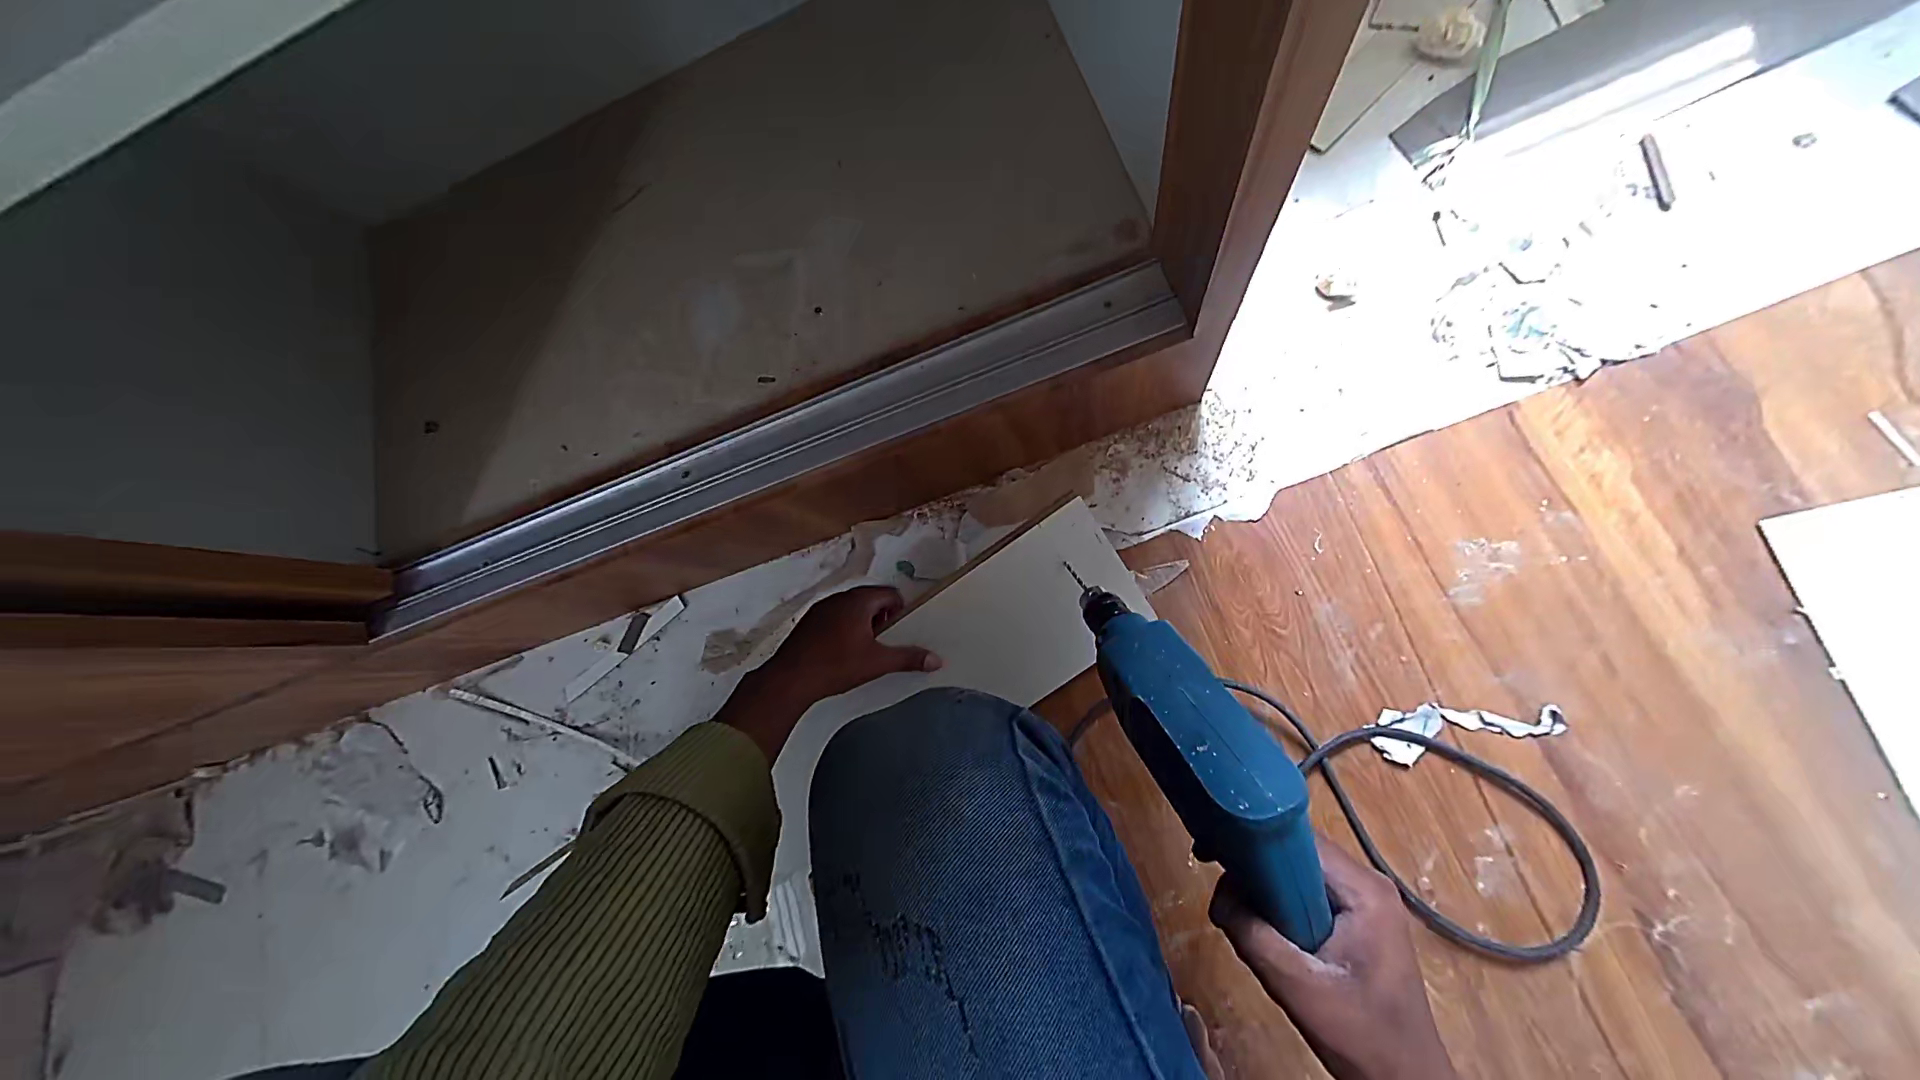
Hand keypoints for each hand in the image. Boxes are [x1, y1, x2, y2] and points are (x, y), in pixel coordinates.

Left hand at [716, 586, 941, 760]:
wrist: (790, 679)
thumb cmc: (834, 666)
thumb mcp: (878, 663)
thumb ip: (908, 658)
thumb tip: (934, 660)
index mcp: (858, 601)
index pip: (889, 593)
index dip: (899, 610)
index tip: (899, 630)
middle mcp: (838, 598)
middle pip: (870, 598)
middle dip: (881, 617)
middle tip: (883, 641)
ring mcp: (820, 609)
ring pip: (850, 608)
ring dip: (862, 622)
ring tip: (864, 648)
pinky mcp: (808, 623)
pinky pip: (833, 617)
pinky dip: (843, 628)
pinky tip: (842, 652)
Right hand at [1208, 837, 1456, 1079]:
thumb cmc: (1363, 1036)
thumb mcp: (1298, 987)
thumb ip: (1253, 935)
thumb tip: (1218, 896)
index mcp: (1365, 889)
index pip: (1297, 838)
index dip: (1252, 839)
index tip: (1213, 852)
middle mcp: (1366, 882)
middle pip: (1294, 850)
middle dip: (1253, 864)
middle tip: (1219, 883)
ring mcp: (1362, 899)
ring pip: (1295, 870)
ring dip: (1261, 885)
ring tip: (1236, 909)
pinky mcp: (1353, 917)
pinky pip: (1303, 890)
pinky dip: (1275, 900)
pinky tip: (1259, 923)